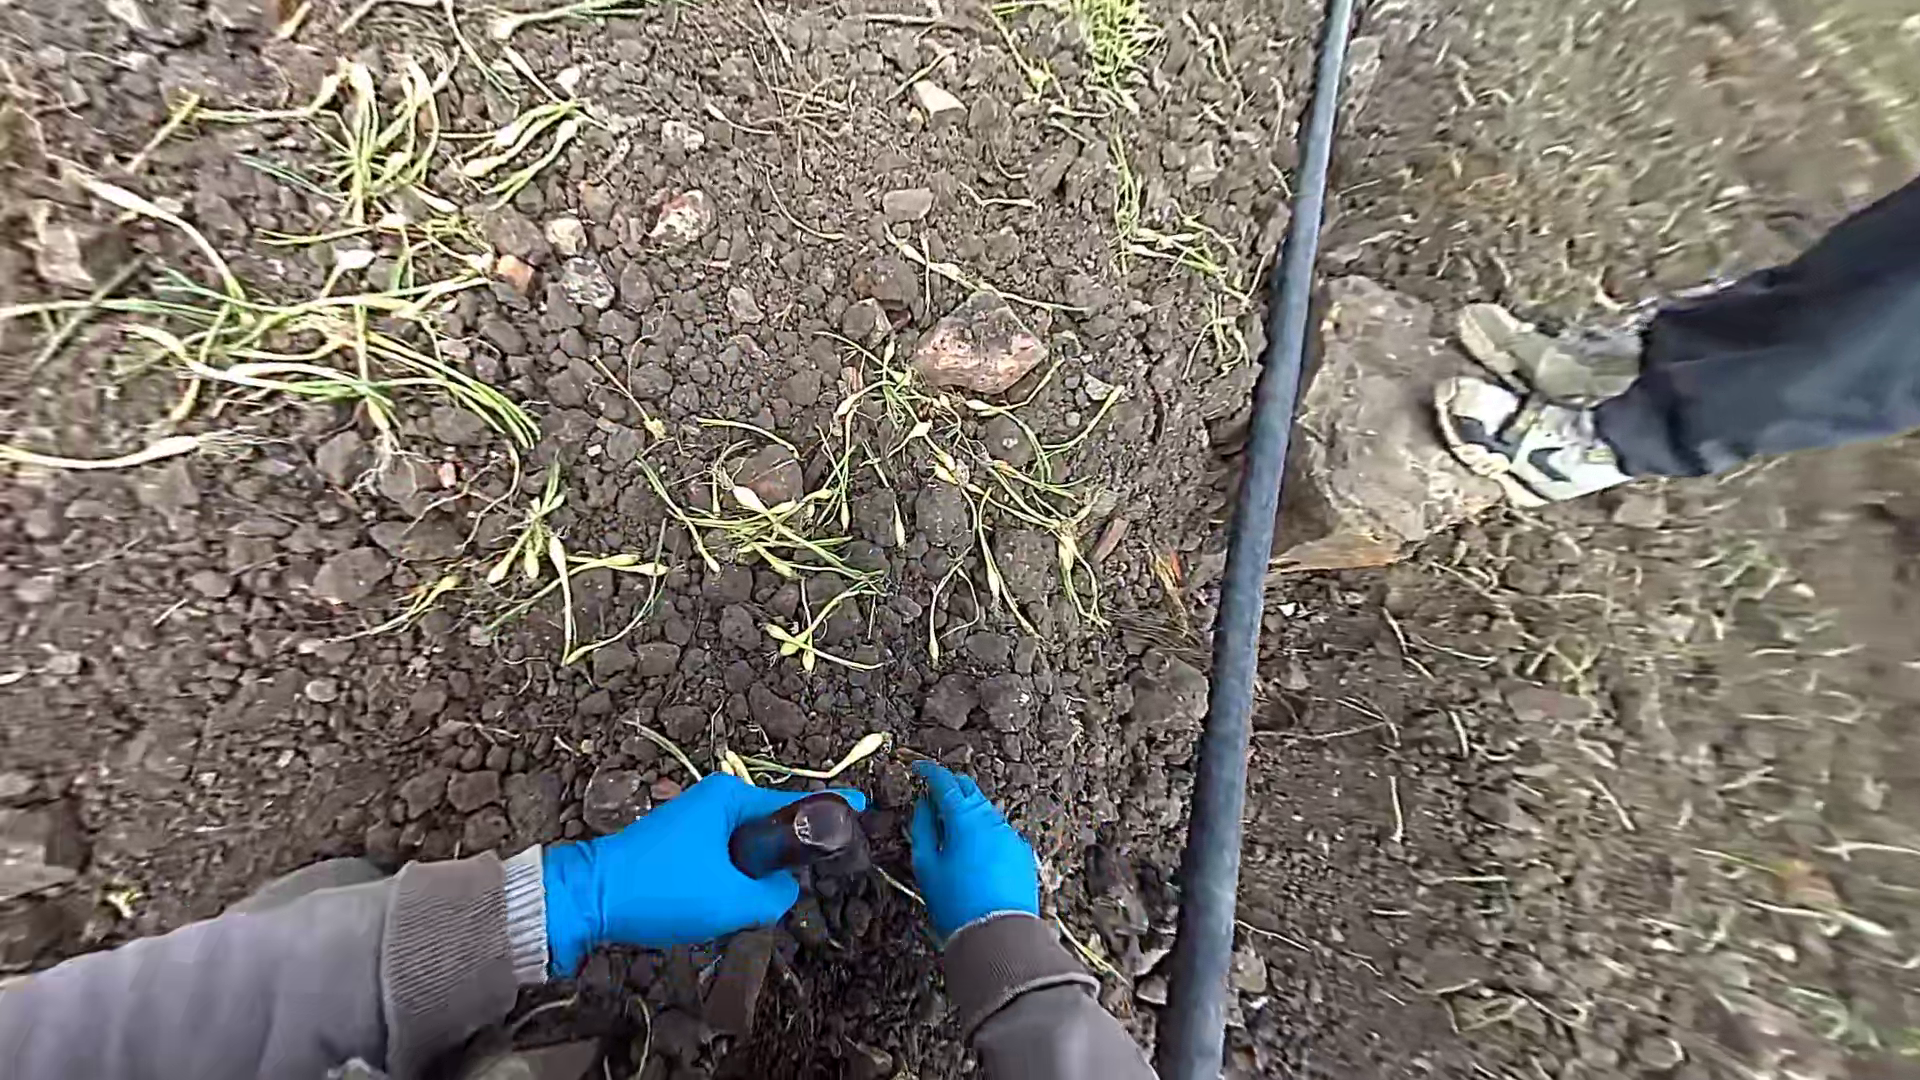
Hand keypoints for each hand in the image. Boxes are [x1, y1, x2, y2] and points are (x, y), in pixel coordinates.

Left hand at [542, 774, 866, 976]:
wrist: (588, 898)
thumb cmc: (661, 888)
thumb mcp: (726, 900)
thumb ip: (771, 896)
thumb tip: (787, 891)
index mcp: (732, 797)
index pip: (794, 802)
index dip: (830, 810)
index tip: (862, 808)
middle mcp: (720, 796)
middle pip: (773, 823)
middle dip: (790, 849)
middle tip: (813, 871)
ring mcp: (701, 814)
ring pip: (749, 840)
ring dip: (761, 865)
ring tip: (770, 892)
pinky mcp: (687, 835)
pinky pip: (729, 848)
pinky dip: (740, 867)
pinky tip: (739, 893)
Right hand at [909, 761, 1039, 942]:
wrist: (999, 935)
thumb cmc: (957, 904)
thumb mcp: (927, 865)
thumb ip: (922, 827)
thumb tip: (923, 805)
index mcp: (963, 816)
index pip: (943, 780)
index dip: (928, 771)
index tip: (918, 768)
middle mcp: (989, 817)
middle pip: (968, 788)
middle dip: (949, 786)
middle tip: (933, 797)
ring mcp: (1008, 832)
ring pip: (983, 809)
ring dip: (967, 811)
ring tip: (951, 832)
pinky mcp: (1020, 850)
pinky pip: (998, 830)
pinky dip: (983, 831)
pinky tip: (974, 852)